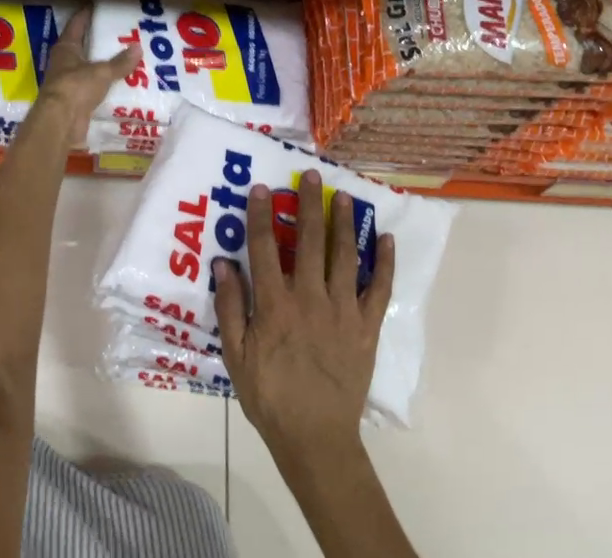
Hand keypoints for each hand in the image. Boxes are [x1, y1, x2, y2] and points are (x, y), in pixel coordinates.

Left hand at [36, 8, 138, 126]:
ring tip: (125, 58)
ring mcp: (67, 83)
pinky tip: (120, 84)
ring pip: (88, 69)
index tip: (99, 7)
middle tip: (121, 34)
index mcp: (65, 48)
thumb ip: (120, 62)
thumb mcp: (101, 72)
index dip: (86, 15)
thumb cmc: (75, 87)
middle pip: (82, 47)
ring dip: (102, 65)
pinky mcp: (74, 101)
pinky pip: (92, 89)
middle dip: (99, 42)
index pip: (76, 25)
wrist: (60, 122)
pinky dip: (104, 86)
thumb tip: (138, 48)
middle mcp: (63, 63)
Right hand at [214, 170, 395, 459]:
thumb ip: (229, 309)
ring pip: (346, 256)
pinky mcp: (367, 327)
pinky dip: (386, 263)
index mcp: (275, 305)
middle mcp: (310, 298)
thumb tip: (224, 265)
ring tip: (346, 196)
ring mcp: (343, 310)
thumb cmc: (270, 397)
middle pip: (310, 241)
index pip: (266, 249)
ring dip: (346, 223)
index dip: (262, 216)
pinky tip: (387, 240)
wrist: (316, 437)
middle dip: (309, 204)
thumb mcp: (236, 357)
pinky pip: (380, 289)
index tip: (262, 188)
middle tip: (312, 175)